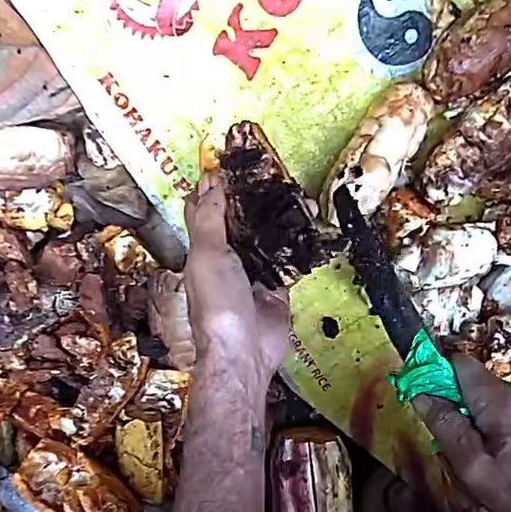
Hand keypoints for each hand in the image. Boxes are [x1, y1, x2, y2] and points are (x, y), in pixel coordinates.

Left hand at [183, 171, 290, 387]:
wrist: (244, 350)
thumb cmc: (218, 305)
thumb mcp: (207, 253)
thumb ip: (210, 218)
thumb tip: (211, 181)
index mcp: (203, 250)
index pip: (204, 210)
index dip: (212, 187)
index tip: (229, 162)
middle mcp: (227, 260)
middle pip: (239, 222)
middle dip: (251, 199)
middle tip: (270, 173)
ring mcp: (254, 274)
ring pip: (266, 238)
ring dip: (278, 218)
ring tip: (294, 193)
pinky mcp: (277, 287)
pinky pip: (288, 261)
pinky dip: (297, 244)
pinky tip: (307, 225)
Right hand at [412, 355, 510, 511]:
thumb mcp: (473, 467)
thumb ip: (446, 426)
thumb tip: (420, 394)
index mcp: (503, 400)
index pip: (460, 363)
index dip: (434, 372)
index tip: (417, 395)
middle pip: (474, 383)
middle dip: (451, 403)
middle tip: (442, 441)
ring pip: (488, 401)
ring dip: (470, 420)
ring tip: (468, 459)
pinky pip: (505, 413)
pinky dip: (489, 428)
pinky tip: (491, 461)